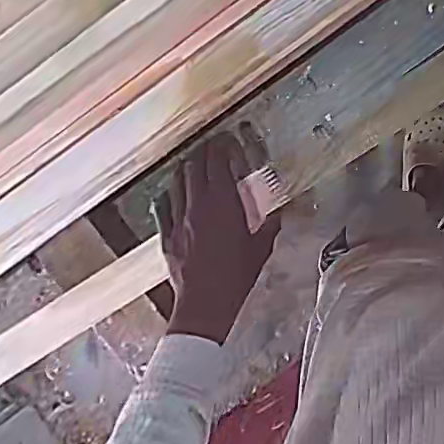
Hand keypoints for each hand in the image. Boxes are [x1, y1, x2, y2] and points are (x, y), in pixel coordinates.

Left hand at [156, 133, 279, 342]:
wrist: (205, 303)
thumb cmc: (237, 276)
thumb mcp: (261, 248)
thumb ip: (270, 224)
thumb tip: (280, 212)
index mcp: (223, 203)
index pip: (217, 162)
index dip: (221, 147)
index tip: (227, 140)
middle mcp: (197, 205)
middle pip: (194, 165)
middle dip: (203, 152)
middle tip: (211, 148)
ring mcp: (178, 218)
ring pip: (176, 182)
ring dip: (186, 170)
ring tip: (194, 165)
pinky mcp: (166, 234)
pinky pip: (163, 206)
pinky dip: (170, 195)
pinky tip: (173, 195)